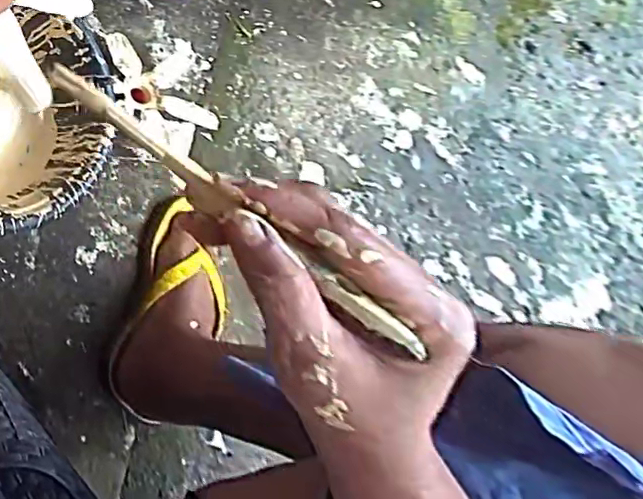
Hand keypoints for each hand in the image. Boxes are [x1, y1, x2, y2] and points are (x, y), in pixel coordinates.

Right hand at [197, 182, 475, 465]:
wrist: (366, 448)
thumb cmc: (346, 416)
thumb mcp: (307, 355)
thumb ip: (279, 287)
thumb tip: (240, 221)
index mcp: (428, 311)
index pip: (350, 240)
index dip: (287, 210)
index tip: (233, 194)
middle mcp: (418, 284)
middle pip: (334, 222)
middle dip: (268, 205)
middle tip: (214, 196)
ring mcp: (393, 275)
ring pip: (319, 220)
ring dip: (262, 210)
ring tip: (214, 206)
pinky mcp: (363, 273)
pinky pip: (312, 235)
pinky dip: (268, 226)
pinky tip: (233, 224)